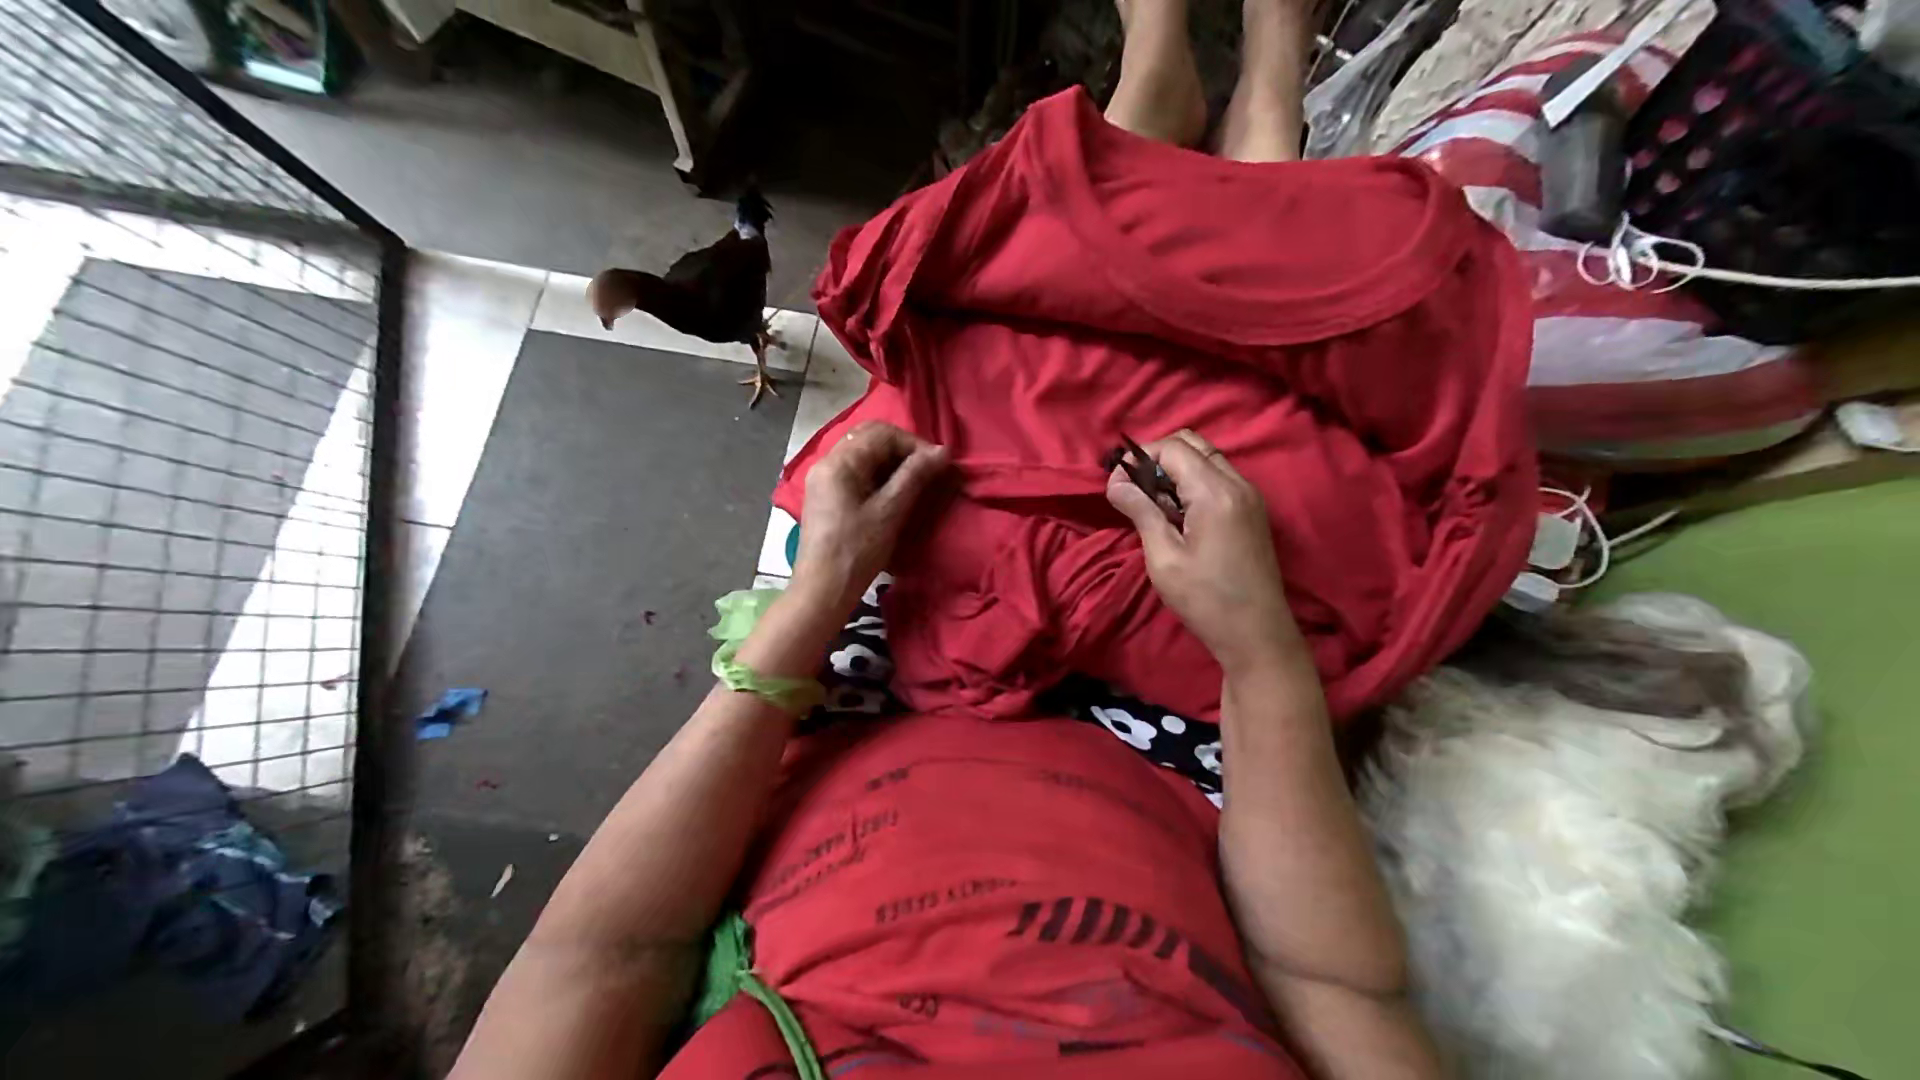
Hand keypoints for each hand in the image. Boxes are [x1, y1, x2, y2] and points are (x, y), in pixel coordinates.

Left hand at [791, 422, 949, 614]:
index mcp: (839, 462)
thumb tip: (942, 452)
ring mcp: (823, 479)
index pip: (881, 433)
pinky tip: (893, 494)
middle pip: (869, 438)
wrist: (822, 590)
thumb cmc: (857, 551)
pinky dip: (877, 475)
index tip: (936, 465)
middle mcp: (826, 462)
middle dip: (902, 450)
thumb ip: (915, 476)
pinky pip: (855, 472)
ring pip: (862, 455)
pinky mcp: (825, 496)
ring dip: (891, 463)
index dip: (913, 444)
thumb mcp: (890, 512)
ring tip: (914, 484)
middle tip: (927, 471)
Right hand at [1106, 429, 1305, 675]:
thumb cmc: (1205, 599)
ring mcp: (1250, 496)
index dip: (1140, 457)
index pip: (1174, 448)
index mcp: (1216, 493)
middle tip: (1134, 488)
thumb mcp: (1163, 557)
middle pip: (1193, 443)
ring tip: (1153, 505)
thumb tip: (1115, 482)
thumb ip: (1141, 511)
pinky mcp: (1253, 511)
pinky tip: (1178, 514)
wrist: (1256, 634)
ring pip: (1207, 458)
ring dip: (1176, 470)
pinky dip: (1193, 482)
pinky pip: (1219, 478)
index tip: (1117, 484)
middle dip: (1158, 456)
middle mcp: (1239, 484)